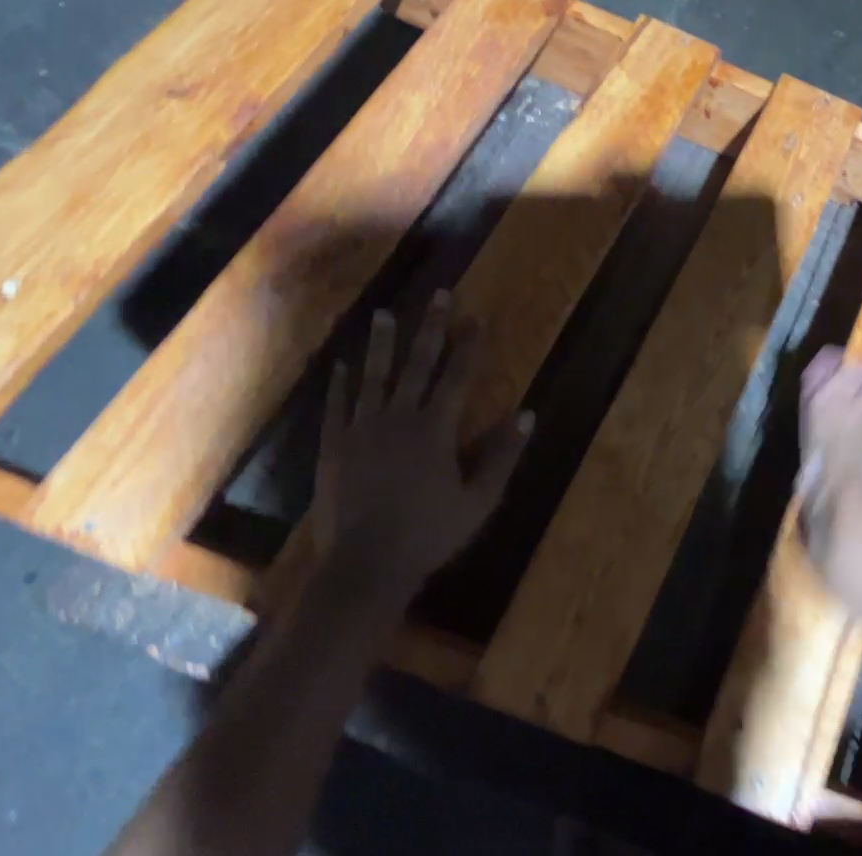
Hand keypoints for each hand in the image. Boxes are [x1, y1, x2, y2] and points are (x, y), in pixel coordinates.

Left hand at [312, 291, 531, 599]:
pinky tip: (342, 364)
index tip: (477, 317)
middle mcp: (397, 419)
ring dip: (382, 345)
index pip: (457, 377)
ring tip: (384, 315)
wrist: (365, 566)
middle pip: (417, 365)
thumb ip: (502, 455)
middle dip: (431, 328)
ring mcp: (361, 431)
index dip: (469, 346)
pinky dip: (341, 383)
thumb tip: (526, 415)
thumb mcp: (479, 500)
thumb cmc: (430, 534)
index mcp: (435, 430)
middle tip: (438, 296)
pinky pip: (338, 406)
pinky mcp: (334, 448)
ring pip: (373, 377)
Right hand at [794, 347, 861, 638]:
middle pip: (857, 423)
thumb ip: (816, 503)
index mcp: (844, 489)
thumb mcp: (821, 546)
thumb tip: (813, 468)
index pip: (828, 434)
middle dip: (849, 389)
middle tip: (845, 359)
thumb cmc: (857, 582)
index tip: (820, 373)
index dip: (822, 401)